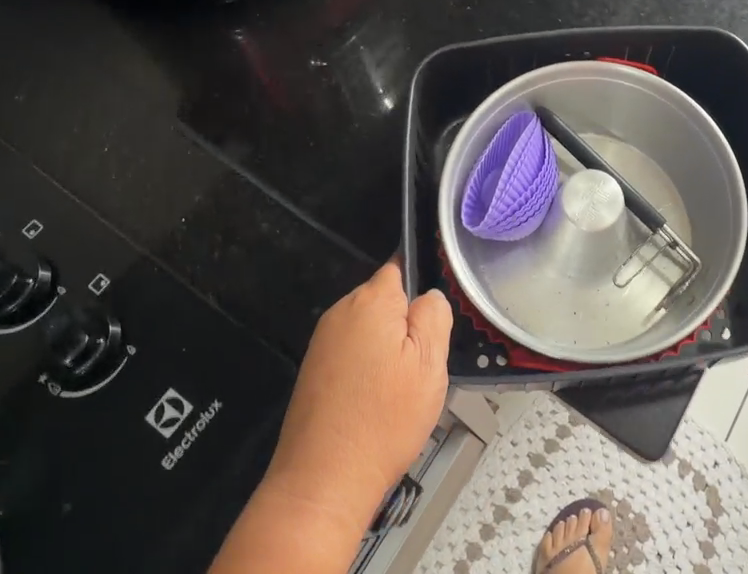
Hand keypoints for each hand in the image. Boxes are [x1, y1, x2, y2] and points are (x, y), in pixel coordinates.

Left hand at [262, 262, 452, 523]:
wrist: (323, 481)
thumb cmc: (384, 419)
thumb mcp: (430, 363)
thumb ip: (434, 316)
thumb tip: (429, 296)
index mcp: (370, 301)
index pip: (400, 268)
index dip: (421, 290)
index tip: (433, 323)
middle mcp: (340, 312)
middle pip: (384, 302)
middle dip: (405, 325)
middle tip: (422, 366)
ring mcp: (322, 343)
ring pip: (369, 331)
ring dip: (387, 351)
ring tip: (400, 391)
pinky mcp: (313, 372)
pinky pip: (351, 356)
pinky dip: (367, 372)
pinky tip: (376, 404)